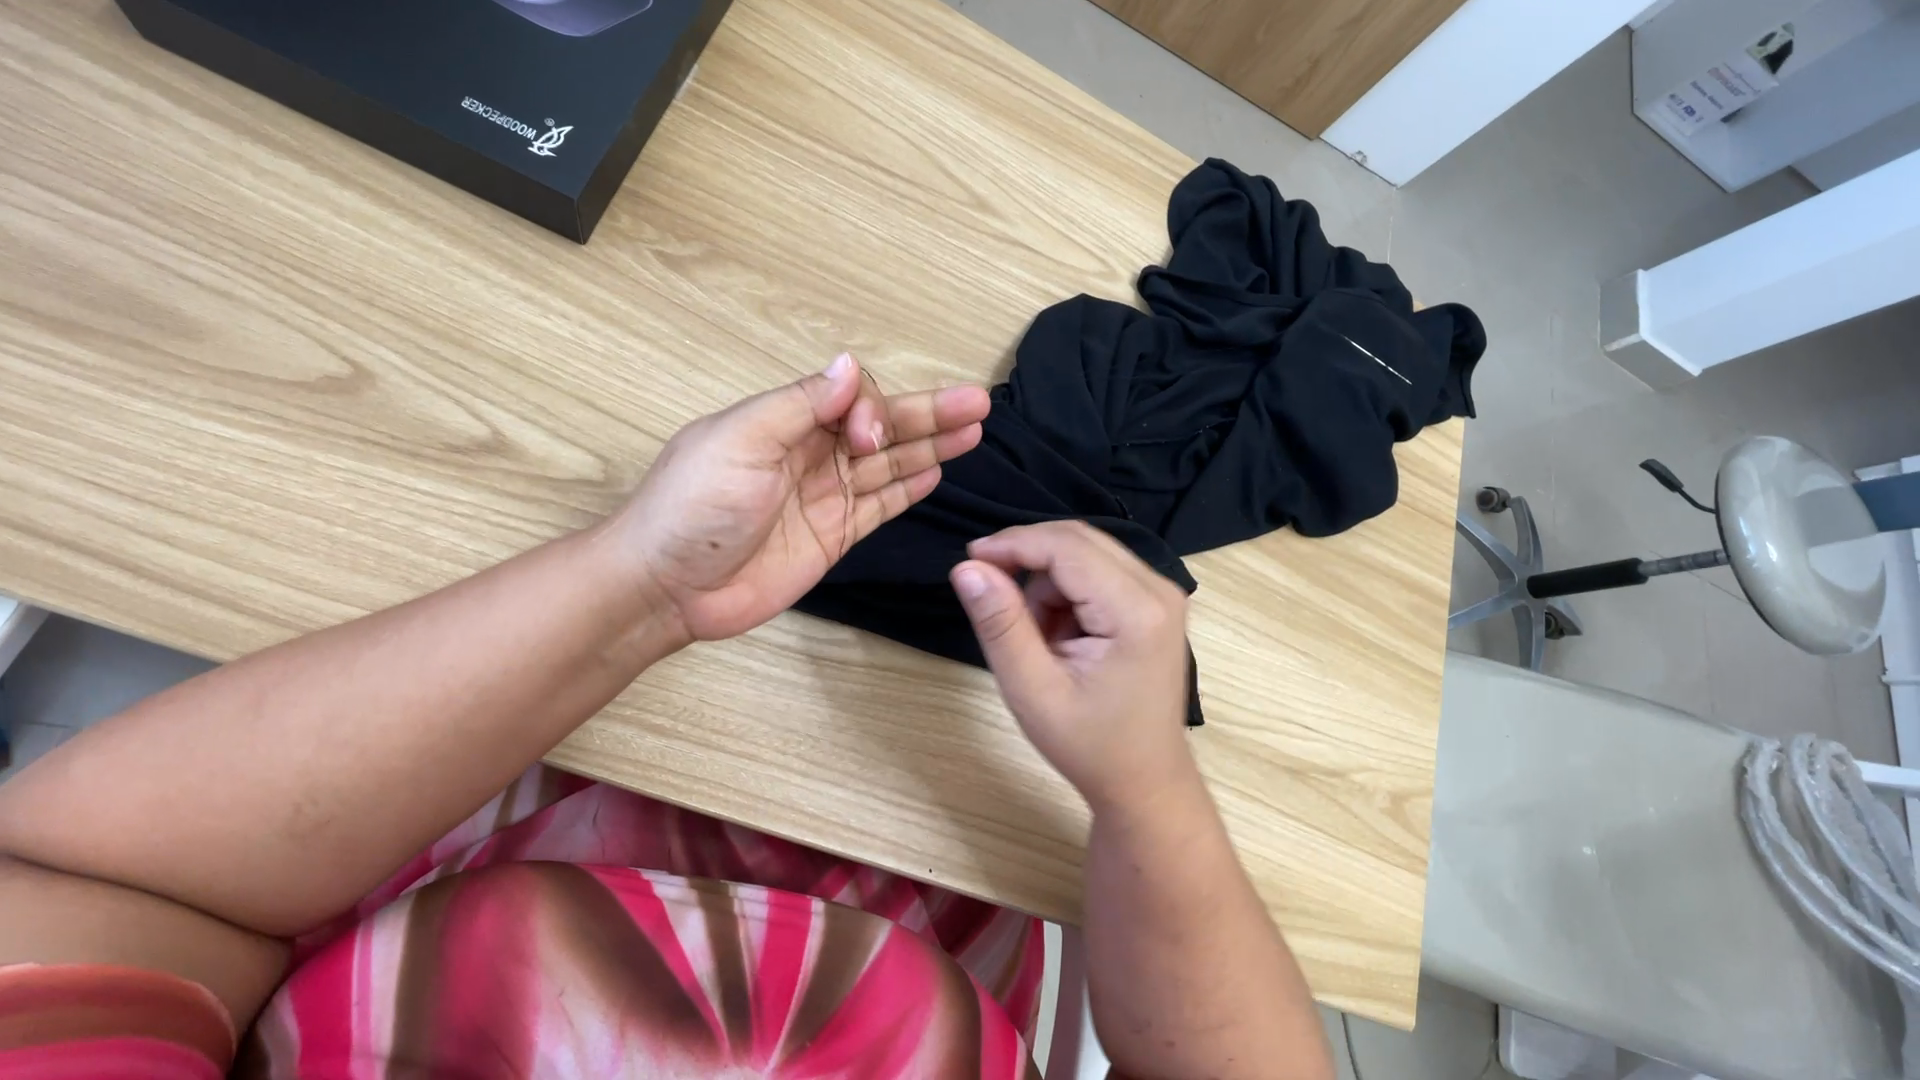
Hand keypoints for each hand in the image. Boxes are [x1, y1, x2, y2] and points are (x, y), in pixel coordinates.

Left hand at [615, 353, 989, 642]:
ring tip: (971, 431)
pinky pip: (879, 506)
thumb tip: (849, 366)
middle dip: (928, 414)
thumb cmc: (692, 508)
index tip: (867, 437)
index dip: (873, 409)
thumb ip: (799, 405)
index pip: (851, 398)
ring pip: (889, 464)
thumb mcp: (740, 441)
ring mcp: (825, 496)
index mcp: (784, 422)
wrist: (668, 587)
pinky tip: (936, 473)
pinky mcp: (833, 536)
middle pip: (881, 427)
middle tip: (976, 404)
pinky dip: (908, 488)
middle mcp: (811, 453)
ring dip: (929, 446)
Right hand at [950, 522, 1196, 809]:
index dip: (1014, 544)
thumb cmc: (1088, 744)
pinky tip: (1062, 638)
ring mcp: (1162, 593)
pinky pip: (1097, 570)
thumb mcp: (1031, 690)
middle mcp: (1159, 589)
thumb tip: (967, 567)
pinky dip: (1066, 593)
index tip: (969, 560)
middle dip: (1029, 561)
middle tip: (991, 597)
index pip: (1067, 547)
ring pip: (1085, 552)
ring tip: (1039, 641)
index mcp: (1136, 611)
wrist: (1143, 781)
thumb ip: (1000, 624)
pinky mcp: (1154, 602)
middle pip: (1078, 540)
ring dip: (1047, 583)